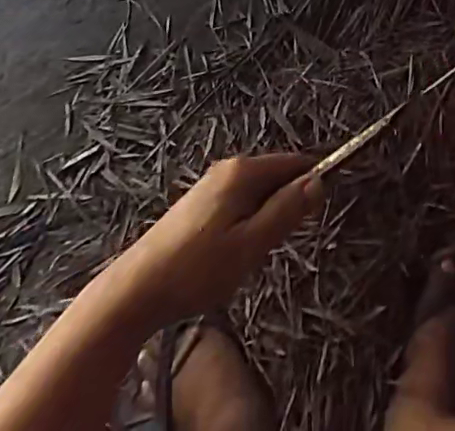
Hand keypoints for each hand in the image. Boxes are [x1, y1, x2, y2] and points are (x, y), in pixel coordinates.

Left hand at [112, 154, 322, 325]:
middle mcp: (227, 169)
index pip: (294, 163)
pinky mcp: (199, 205)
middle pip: (276, 176)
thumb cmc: (197, 269)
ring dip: (266, 218)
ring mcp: (210, 185)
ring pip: (258, 193)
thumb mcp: (252, 244)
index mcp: (243, 172)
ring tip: (253, 253)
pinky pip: (240, 204)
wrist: (135, 291)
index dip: (312, 184)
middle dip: (287, 205)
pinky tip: (233, 254)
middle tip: (276, 243)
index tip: (317, 215)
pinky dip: (248, 223)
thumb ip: (287, 210)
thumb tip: (318, 181)